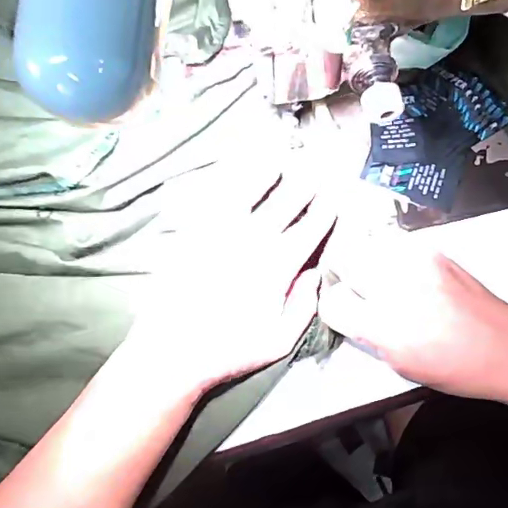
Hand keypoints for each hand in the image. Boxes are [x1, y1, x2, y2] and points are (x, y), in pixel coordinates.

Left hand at [118, 167, 335, 394]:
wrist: (170, 350)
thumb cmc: (229, 349)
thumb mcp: (280, 340)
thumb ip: (304, 305)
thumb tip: (315, 274)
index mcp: (278, 264)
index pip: (311, 226)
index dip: (327, 207)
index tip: (337, 192)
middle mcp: (252, 239)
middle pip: (286, 201)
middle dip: (305, 182)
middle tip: (316, 168)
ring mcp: (220, 231)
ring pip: (249, 190)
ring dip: (267, 171)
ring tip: (278, 157)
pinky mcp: (192, 232)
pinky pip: (214, 198)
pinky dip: (228, 181)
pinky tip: (234, 174)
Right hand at [318, 230, 507, 401]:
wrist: (504, 346)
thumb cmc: (458, 367)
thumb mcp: (402, 364)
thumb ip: (372, 335)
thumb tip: (354, 315)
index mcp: (384, 326)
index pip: (333, 301)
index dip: (335, 305)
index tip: (343, 308)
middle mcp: (396, 289)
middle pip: (344, 258)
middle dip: (345, 272)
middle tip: (357, 286)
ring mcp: (416, 265)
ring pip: (369, 243)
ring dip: (368, 259)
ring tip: (382, 278)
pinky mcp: (434, 252)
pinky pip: (398, 244)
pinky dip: (394, 256)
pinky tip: (408, 274)